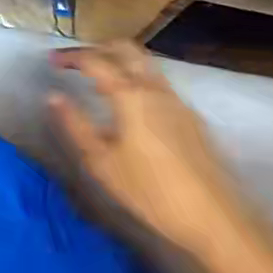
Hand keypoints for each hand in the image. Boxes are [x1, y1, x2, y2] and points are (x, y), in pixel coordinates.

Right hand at [47, 42, 256, 259]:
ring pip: (145, 65)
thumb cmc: (152, 192)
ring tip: (99, 80)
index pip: (95, 61)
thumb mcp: (102, 162)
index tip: (52, 61)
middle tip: (77, 61)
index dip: (71, 56)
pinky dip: (137, 79)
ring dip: (119, 62)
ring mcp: (178, 103)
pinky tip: (130, 105)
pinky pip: (158, 83)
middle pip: (126, 50)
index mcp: (130, 95)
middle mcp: (155, 90)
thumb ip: (75, 125)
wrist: (220, 223)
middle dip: (98, 48)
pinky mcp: (193, 120)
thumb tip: (53, 96)